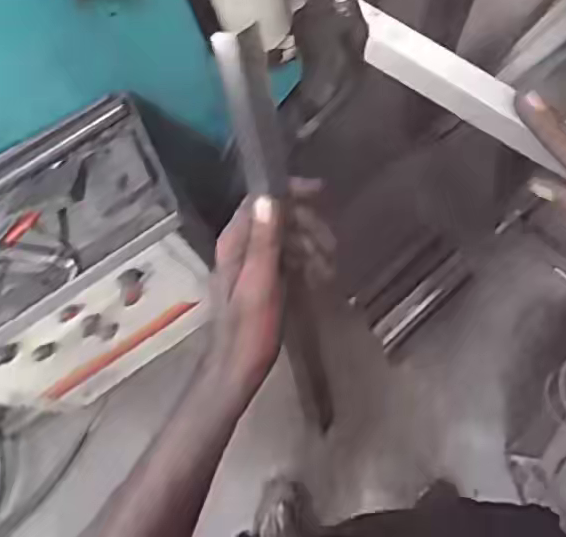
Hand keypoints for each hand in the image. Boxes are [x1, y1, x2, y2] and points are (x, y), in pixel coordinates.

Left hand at [197, 181, 334, 407]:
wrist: (236, 373)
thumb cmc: (249, 330)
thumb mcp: (260, 281)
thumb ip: (265, 239)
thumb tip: (269, 196)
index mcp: (235, 241)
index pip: (262, 198)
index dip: (291, 192)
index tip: (320, 193)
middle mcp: (241, 245)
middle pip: (279, 215)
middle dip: (308, 224)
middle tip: (331, 245)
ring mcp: (252, 261)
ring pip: (287, 235)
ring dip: (311, 244)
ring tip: (329, 266)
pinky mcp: (263, 278)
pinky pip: (288, 256)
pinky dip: (306, 260)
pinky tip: (320, 275)